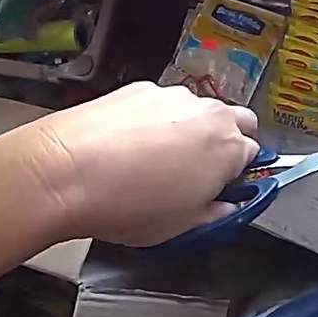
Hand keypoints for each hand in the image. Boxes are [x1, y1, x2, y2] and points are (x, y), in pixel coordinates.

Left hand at [0, 81, 259, 246]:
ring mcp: (173, 97)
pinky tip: (130, 145)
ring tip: (156, 160)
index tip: (224, 187)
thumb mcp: (182, 227)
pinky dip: (155, 120)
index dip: (240, 173)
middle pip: (237, 121)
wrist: (63, 171)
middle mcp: (208, 114)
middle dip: (227, 142)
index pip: (254, 154)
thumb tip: (222, 207)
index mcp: (229, 148)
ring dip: (190, 130)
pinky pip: (161, 105)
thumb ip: (215, 213)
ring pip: (197, 111)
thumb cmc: (126, 204)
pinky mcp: (139, 89)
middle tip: (200, 170)